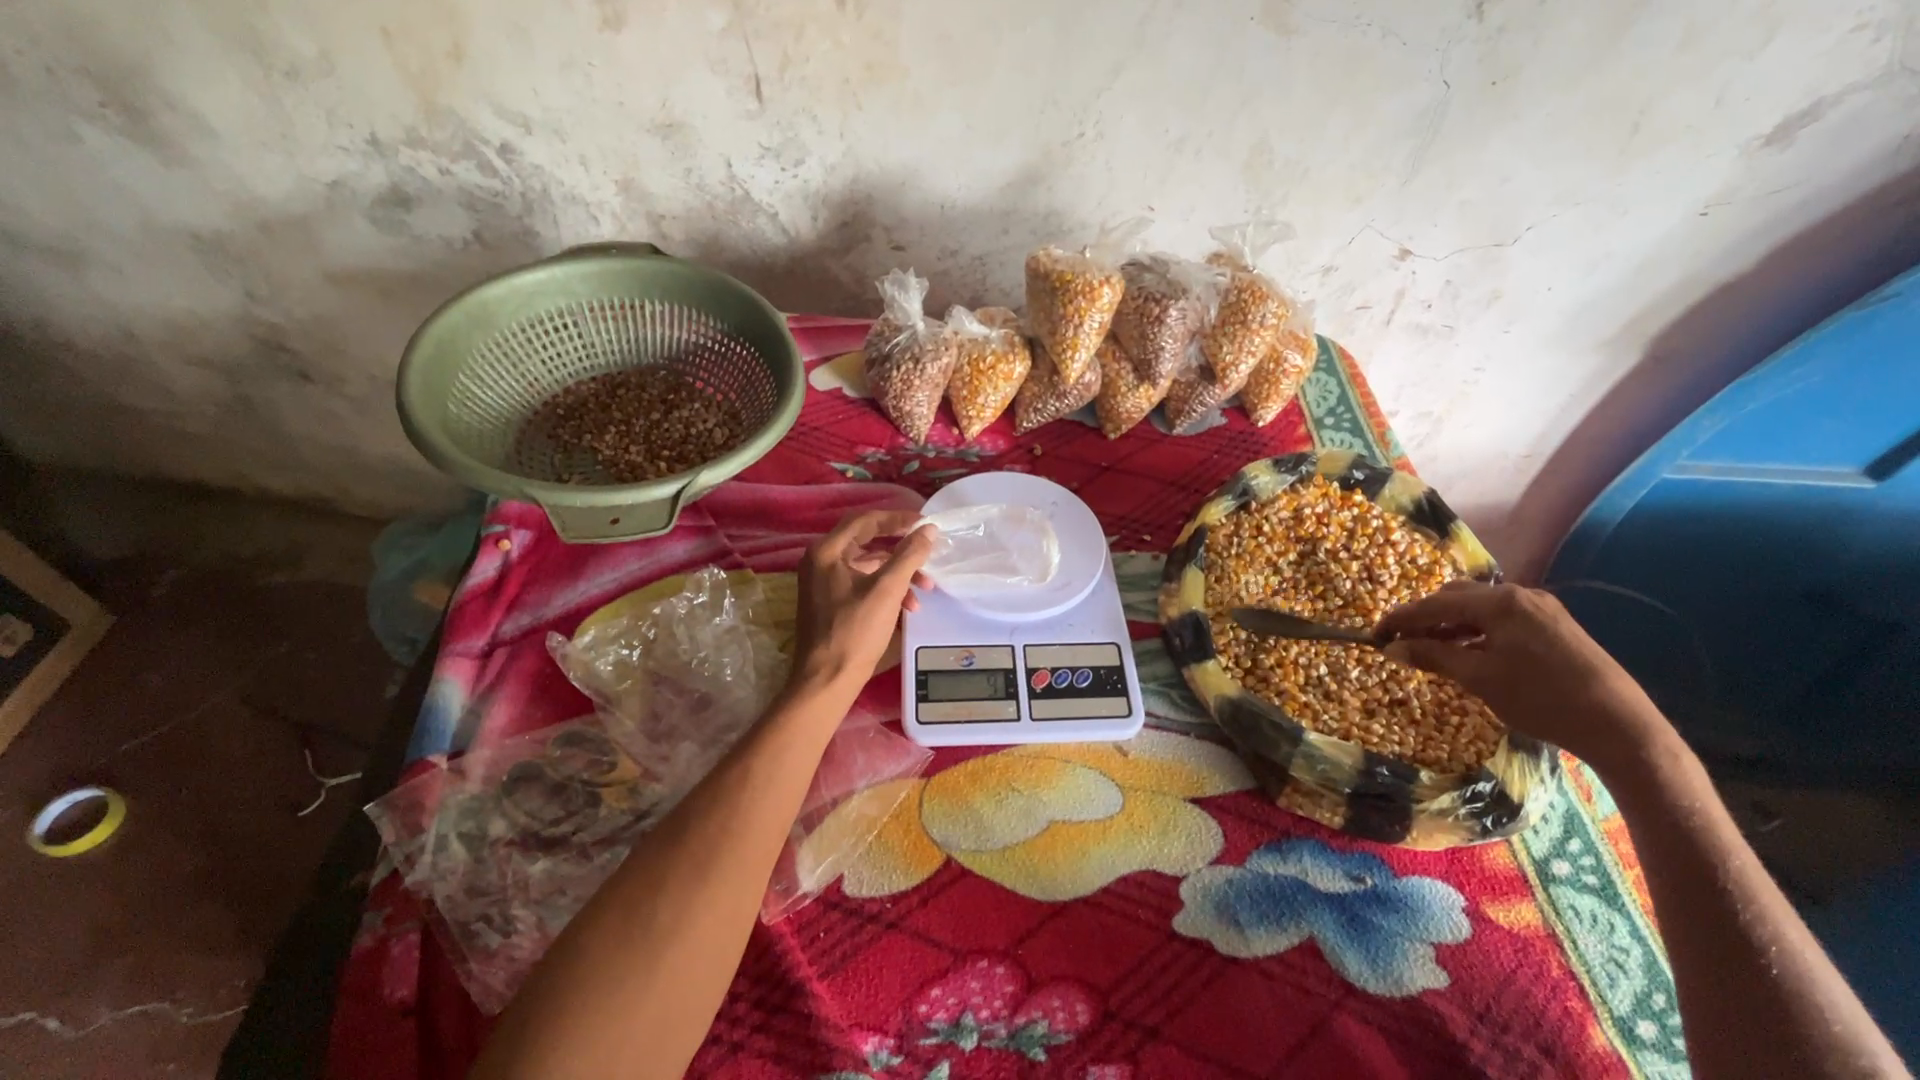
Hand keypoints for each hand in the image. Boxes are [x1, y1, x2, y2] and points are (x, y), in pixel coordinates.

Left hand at [789, 509, 935, 692]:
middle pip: (867, 541)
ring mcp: (823, 582)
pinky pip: (863, 583)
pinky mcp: (830, 602)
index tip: (925, 523)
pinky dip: (886, 589)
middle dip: (901, 549)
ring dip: (898, 573)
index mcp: (827, 551)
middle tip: (928, 550)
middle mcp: (821, 561)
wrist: (826, 679)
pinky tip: (908, 606)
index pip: (866, 520)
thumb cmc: (854, 631)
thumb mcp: (887, 590)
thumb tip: (928, 529)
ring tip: (925, 588)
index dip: (898, 518)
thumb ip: (909, 555)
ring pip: (868, 565)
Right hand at [1374, 580, 1672, 770]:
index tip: (1374, 635)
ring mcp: (1540, 609)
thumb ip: (1434, 656)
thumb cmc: (1541, 698)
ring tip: (1429, 648)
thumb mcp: (1479, 679)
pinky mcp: (1553, 626)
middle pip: (1457, 597)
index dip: (1400, 618)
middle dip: (1425, 617)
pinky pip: (1500, 619)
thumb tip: (1393, 648)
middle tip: (1401, 642)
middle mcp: (1519, 595)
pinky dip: (1475, 631)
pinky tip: (1467, 652)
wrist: (1618, 723)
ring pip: (1479, 607)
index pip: (1435, 603)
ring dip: (1450, 624)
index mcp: (1499, 602)